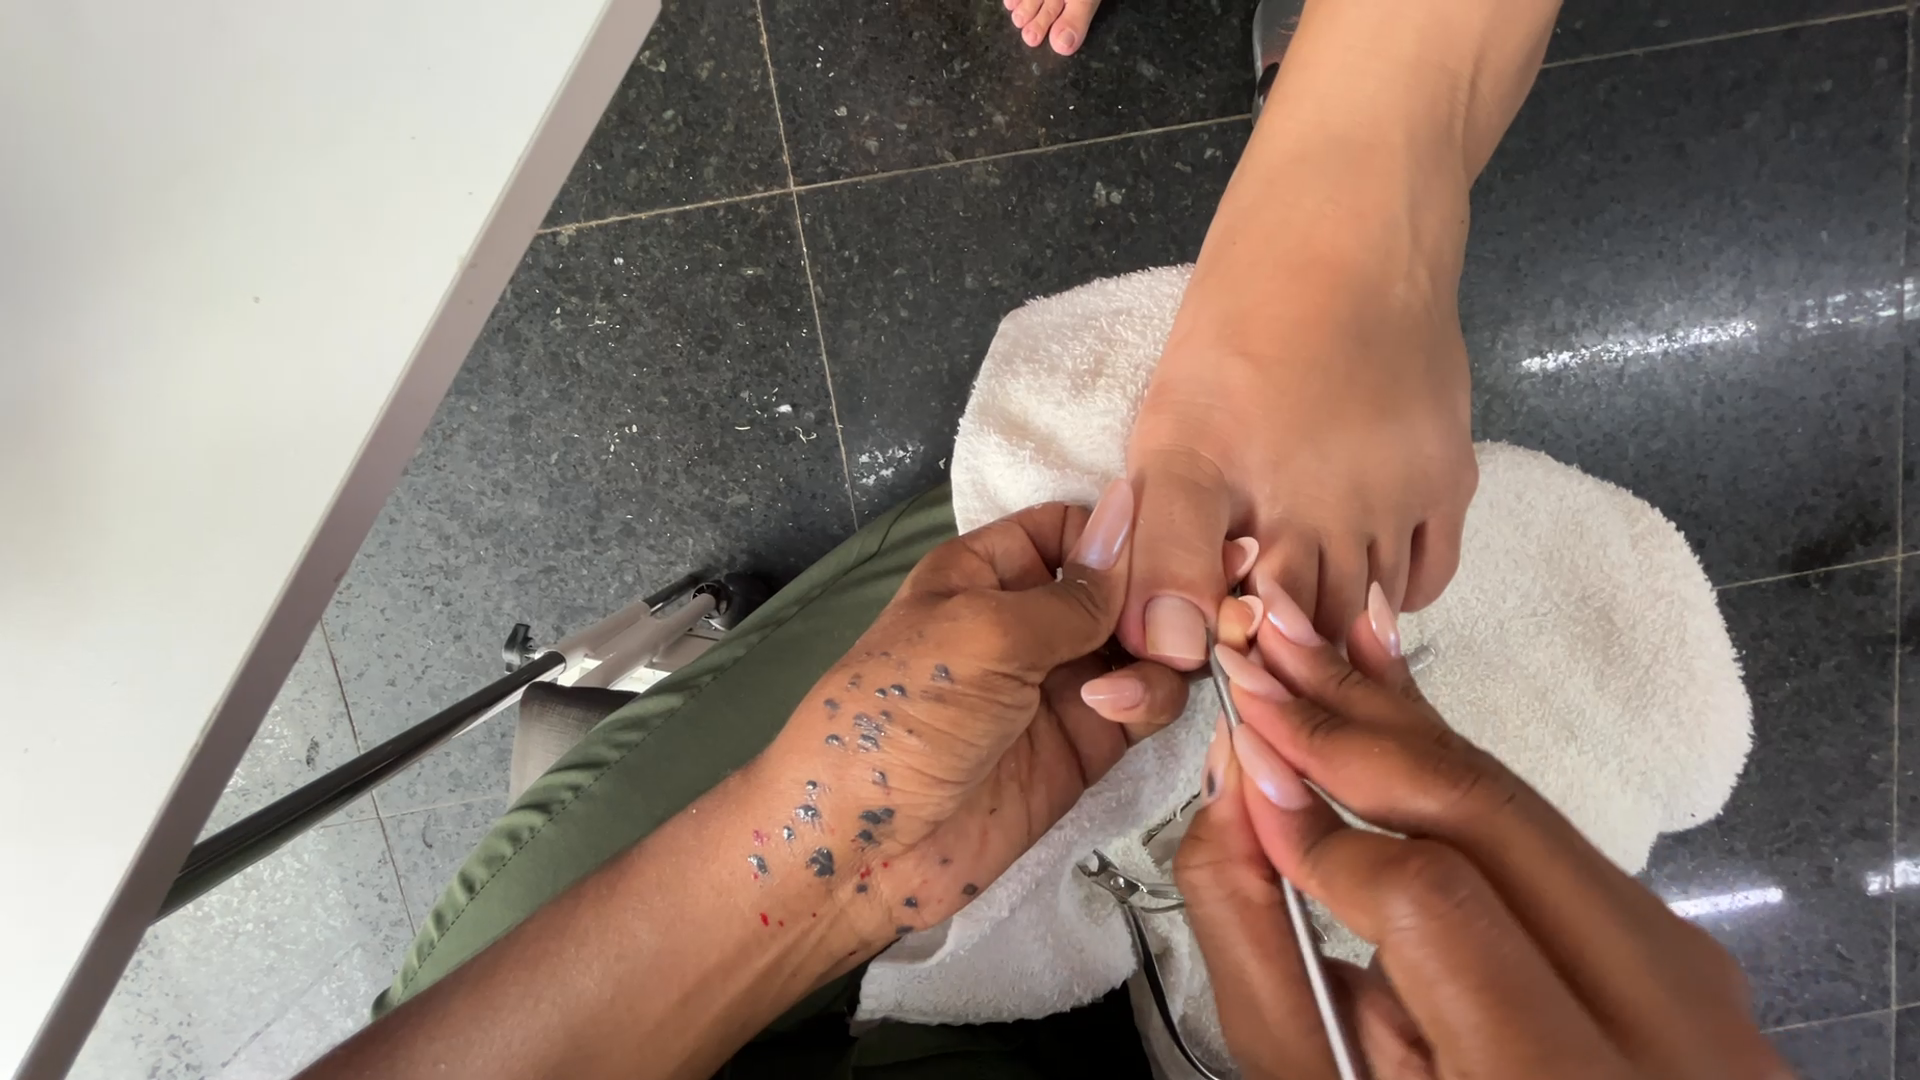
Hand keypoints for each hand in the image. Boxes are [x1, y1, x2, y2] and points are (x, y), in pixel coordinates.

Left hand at [755, 481, 1188, 945]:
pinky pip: (1142, 702)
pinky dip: (1149, 697)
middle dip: (1155, 593)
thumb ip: (1071, 591)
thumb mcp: (982, 635)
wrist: (868, 850)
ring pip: (1142, 644)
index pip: (1070, 527)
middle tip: (1198, 607)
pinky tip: (1115, 711)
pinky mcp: (1085, 743)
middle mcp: (1029, 619)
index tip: (1171, 544)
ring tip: (1143, 668)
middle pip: (1118, 586)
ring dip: (1157, 649)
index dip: (1118, 531)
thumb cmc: (906, 713)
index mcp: (987, 572)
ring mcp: (1059, 682)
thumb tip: (1131, 506)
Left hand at [1123, 168, 1475, 662]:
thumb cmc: (1231, 335)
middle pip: (1313, 633)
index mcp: (1259, 521)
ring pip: (1369, 610)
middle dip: (1277, 654)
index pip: (1247, 639)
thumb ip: (1163, 546)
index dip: (1227, 660)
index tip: (1208, 657)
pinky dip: (1392, 599)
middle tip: (1252, 653)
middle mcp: (1340, 526)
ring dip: (1333, 630)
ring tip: (1302, 632)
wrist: (1341, 236)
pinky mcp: (1452, 476)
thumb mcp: (1168, 439)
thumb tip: (1167, 650)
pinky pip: (1429, 574)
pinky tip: (1360, 588)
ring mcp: (1404, 504)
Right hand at [1173, 596, 1785, 1077]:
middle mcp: (1667, 1021)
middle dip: (1346, 722)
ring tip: (1304, 641)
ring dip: (1385, 711)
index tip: (1242, 768)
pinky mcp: (1661, 928)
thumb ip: (1252, 923)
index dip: (1319, 826)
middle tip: (1258, 659)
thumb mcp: (1303, 1066)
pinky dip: (1437, 741)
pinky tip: (1385, 672)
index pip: (1429, 897)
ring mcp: (1684, 966)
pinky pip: (1533, 814)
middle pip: (1482, 811)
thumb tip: (1242, 776)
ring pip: (1509, 794)